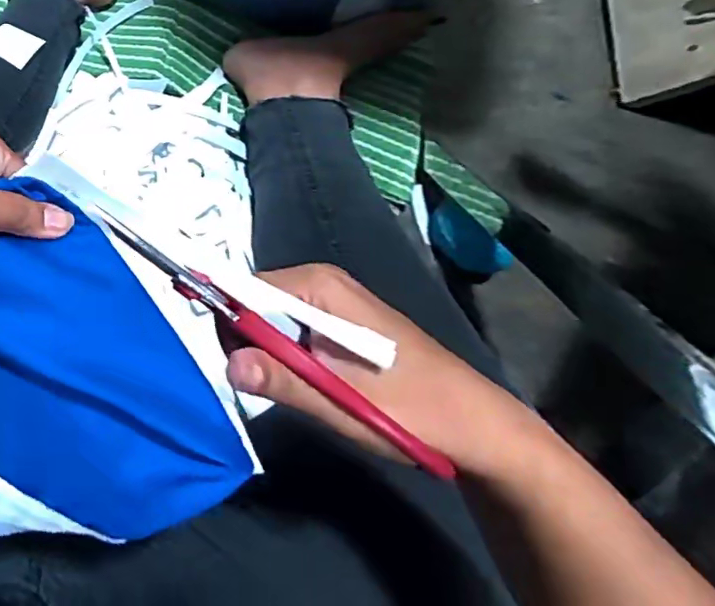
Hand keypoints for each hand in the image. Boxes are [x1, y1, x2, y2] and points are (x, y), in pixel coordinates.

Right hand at [225, 264, 545, 476]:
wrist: (486, 433)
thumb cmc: (416, 411)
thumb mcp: (343, 400)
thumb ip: (282, 379)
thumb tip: (228, 366)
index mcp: (317, 285)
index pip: (241, 288)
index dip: (230, 324)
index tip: (238, 365)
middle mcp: (318, 281)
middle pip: (251, 302)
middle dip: (250, 342)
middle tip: (273, 384)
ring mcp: (329, 300)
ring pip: (268, 319)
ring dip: (270, 353)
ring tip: (300, 387)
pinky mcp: (337, 321)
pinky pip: (288, 328)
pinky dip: (286, 355)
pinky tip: (312, 382)